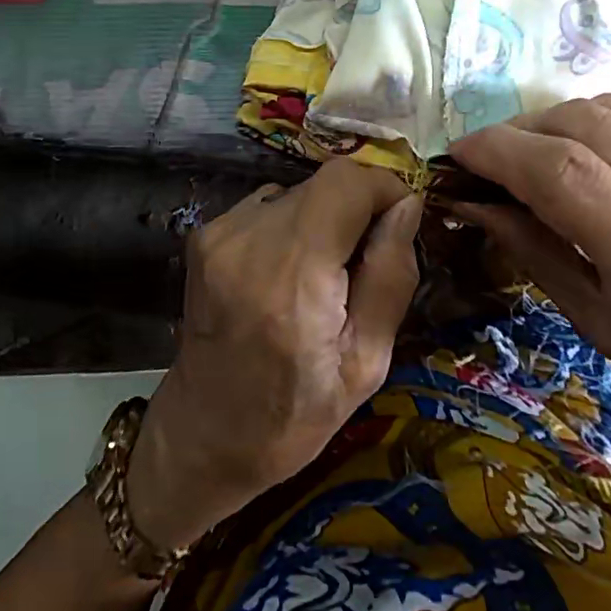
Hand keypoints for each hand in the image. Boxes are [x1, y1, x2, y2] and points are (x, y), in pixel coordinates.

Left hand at [127, 159, 422, 548]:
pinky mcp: (203, 235)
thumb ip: (390, 276)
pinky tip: (285, 273)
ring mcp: (219, 233)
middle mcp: (248, 240)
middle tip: (365, 261)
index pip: (346, 182)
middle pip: (322, 183)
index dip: (384, 189)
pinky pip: (265, 207)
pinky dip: (289, 227)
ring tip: (321, 275)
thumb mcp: (366, 362)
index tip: (400, 223)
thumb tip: (407, 206)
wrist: (206, 428)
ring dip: (322, 218)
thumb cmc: (296, 412)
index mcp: (293, 276)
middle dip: (357, 208)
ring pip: (295, 191)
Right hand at [449, 96, 610, 480]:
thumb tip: (467, 195)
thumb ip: (529, 245)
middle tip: (501, 155)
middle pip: (589, 124)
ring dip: (573, 127)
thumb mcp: (596, 321)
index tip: (461, 151)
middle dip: (525, 131)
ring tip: (562, 158)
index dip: (498, 149)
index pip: (563, 173)